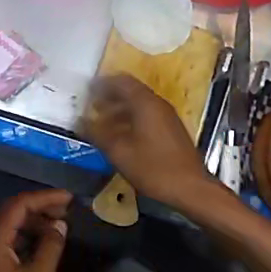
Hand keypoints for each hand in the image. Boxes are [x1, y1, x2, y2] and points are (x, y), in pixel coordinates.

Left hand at [0, 188, 71, 271]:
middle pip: (11, 213)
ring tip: (59, 227)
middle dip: (38, 207)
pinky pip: (6, 242)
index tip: (69, 198)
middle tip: (67, 211)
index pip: (18, 205)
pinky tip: (43, 246)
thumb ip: (50, 248)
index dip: (44, 197)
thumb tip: (59, 225)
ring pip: (8, 228)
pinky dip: (25, 238)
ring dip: (32, 223)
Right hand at [82, 74, 215, 206]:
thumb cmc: (153, 167)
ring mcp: (167, 117)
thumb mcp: (118, 151)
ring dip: (118, 109)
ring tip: (101, 122)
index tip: (86, 91)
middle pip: (130, 91)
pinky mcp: (171, 131)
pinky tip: (119, 136)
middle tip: (90, 107)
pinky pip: (146, 115)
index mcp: (145, 103)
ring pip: (138, 104)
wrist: (191, 190)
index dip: (101, 84)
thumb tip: (79, 121)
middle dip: (109, 97)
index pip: (121, 81)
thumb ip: (96, 133)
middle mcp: (158, 105)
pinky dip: (130, 119)